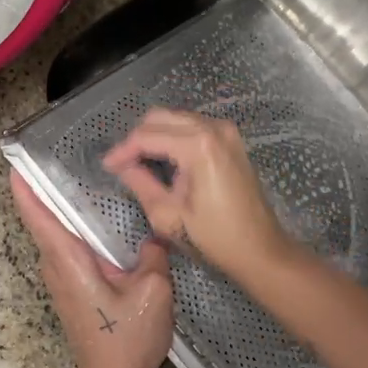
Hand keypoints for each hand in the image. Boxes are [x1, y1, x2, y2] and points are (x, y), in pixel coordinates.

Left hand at [11, 174, 173, 367]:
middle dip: (45, 188)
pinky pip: (66, 249)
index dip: (24, 186)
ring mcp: (60, 279)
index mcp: (69, 259)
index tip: (15, 160)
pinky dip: (74, 229)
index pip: (37, 215)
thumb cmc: (127, 340)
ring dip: (61, 208)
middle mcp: (56, 266)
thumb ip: (154, 255)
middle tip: (62, 155)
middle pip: (43, 219)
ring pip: (55, 234)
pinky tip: (98, 220)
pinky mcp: (70, 289)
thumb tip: (153, 236)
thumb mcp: (154, 292)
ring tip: (82, 178)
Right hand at [101, 108, 297, 280]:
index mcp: (198, 145)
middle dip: (137, 139)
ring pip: (175, 119)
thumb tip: (122, 167)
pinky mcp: (231, 139)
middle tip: (121, 164)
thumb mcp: (167, 215)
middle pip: (160, 118)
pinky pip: (192, 127)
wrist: (260, 249)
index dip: (123, 150)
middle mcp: (213, 128)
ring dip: (154, 136)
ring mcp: (226, 131)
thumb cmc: (214, 237)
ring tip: (139, 163)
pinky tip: (163, 161)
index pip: (147, 135)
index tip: (107, 166)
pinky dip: (173, 138)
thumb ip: (140, 183)